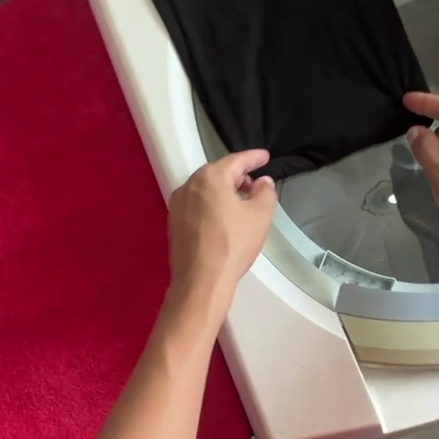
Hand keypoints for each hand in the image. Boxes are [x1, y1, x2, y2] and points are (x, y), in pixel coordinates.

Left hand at [167, 148, 276, 308]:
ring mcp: (177, 206)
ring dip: (224, 193)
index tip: (265, 157)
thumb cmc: (232, 245)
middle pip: (217, 174)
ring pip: (205, 191)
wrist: (201, 281)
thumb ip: (265, 192)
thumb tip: (262, 182)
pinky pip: (196, 207)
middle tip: (255, 186)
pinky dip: (211, 207)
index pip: (235, 161)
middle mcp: (188, 186)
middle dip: (238, 177)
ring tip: (242, 204)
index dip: (253, 158)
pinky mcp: (173, 225)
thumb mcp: (260, 216)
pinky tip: (223, 221)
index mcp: (209, 178)